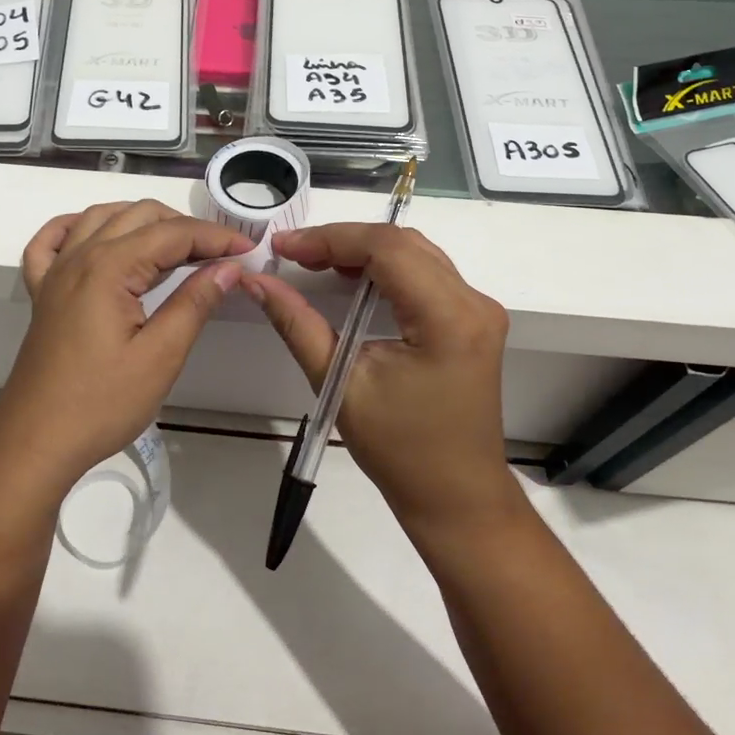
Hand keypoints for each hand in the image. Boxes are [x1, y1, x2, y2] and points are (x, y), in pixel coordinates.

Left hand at [0, 200, 253, 488]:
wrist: (36, 441)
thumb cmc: (101, 404)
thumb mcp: (160, 356)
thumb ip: (194, 303)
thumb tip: (228, 266)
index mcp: (109, 267)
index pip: (172, 234)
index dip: (215, 237)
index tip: (248, 251)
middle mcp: (79, 256)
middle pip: (138, 216)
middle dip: (184, 226)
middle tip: (220, 256)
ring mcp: (54, 272)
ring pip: (100, 218)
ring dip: (141, 221)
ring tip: (177, 247)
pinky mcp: (42, 293)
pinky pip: (52, 241)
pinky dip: (78, 227)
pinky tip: (98, 237)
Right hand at [243, 224, 521, 528]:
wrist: (456, 495)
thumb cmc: (399, 449)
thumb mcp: (340, 384)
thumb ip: (297, 324)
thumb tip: (256, 281)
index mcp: (448, 317)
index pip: (387, 248)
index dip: (330, 239)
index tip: (283, 247)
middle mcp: (474, 303)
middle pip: (403, 244)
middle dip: (343, 241)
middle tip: (293, 255)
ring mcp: (479, 311)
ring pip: (416, 253)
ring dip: (364, 252)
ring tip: (314, 264)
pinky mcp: (472, 321)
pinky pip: (426, 275)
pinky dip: (385, 270)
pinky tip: (351, 282)